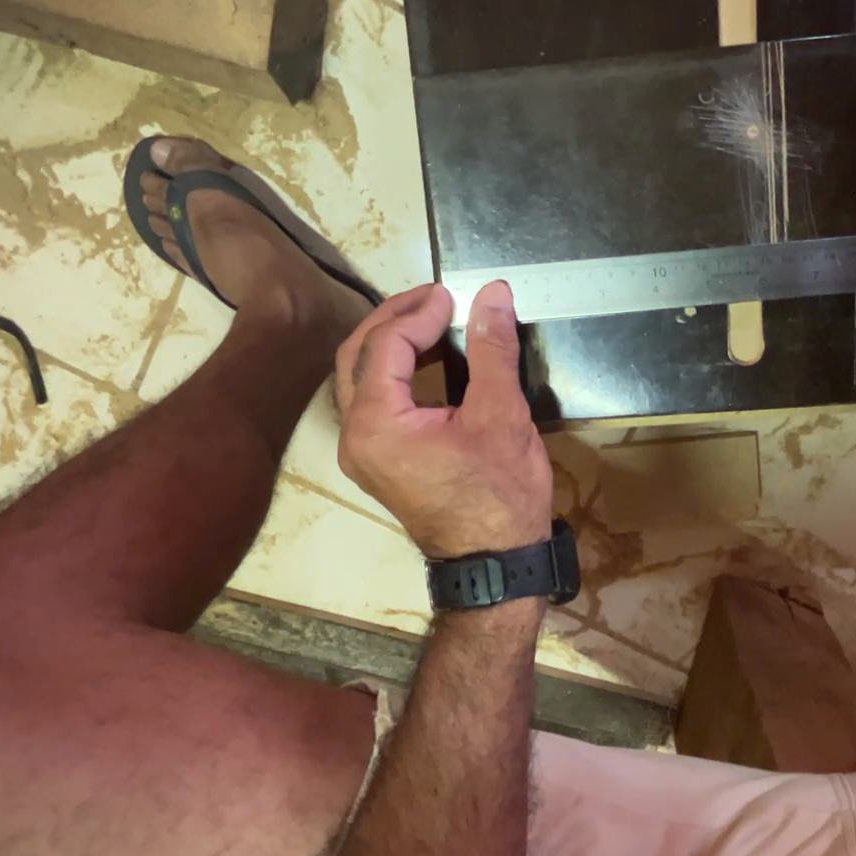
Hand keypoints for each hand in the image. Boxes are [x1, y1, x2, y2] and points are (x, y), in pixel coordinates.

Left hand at [336, 282, 553, 558]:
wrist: (496, 563)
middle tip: (436, 298)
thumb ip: (491, 349)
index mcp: (376, 424)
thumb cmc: (500, 493)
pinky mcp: (379, 462)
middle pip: (357, 356)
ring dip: (392, 343)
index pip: (383, 345)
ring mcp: (362, 453)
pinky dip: (397, 372)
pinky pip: (374, 402)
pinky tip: (430, 359)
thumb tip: (493, 292)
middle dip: (395, 318)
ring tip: (434, 320)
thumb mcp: (501, 415)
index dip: (419, 312)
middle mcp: (354, 436)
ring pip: (361, 379)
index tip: (456, 296)